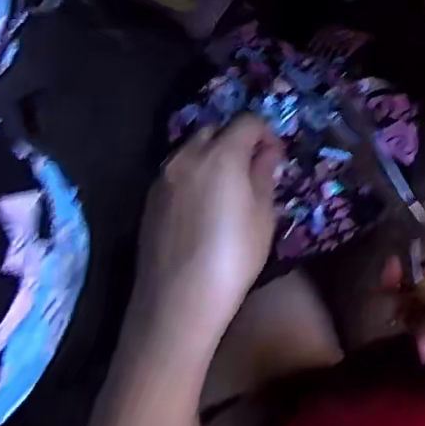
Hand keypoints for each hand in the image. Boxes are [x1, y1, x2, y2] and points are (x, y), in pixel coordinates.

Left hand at [140, 115, 284, 327]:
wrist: (177, 304)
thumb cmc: (233, 257)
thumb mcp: (263, 215)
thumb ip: (264, 174)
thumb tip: (267, 153)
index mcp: (221, 155)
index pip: (247, 121)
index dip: (266, 134)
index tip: (275, 157)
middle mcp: (187, 157)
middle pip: (215, 129)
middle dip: (236, 140)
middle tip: (253, 169)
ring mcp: (163, 178)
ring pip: (192, 149)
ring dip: (213, 155)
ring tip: (228, 188)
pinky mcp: (149, 200)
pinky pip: (177, 171)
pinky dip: (194, 174)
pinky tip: (205, 205)